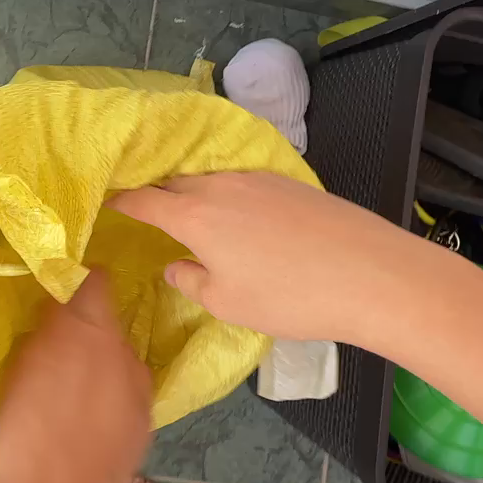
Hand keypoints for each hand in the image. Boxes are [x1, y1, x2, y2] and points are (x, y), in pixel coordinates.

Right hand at [0, 271, 152, 482]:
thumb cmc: (20, 424)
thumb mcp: (24, 361)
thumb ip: (50, 327)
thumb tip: (60, 306)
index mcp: (86, 327)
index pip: (98, 279)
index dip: (83, 282)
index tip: (68, 290)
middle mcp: (121, 349)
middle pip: (110, 325)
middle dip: (90, 332)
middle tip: (64, 357)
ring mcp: (140, 387)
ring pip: (123, 362)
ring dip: (105, 368)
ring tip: (78, 399)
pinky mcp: (148, 421)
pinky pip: (130, 396)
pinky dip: (115, 401)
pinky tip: (92, 426)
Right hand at [109, 171, 456, 345]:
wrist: (372, 273)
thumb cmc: (290, 296)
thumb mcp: (229, 304)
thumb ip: (192, 282)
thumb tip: (176, 265)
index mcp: (193, 216)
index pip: (143, 201)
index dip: (122, 202)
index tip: (109, 204)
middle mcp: (217, 187)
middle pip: (172, 183)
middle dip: (155, 195)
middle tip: (147, 212)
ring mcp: (254, 178)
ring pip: (207, 179)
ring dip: (191, 193)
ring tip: (192, 214)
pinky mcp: (286, 180)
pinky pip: (239, 180)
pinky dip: (225, 192)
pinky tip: (240, 215)